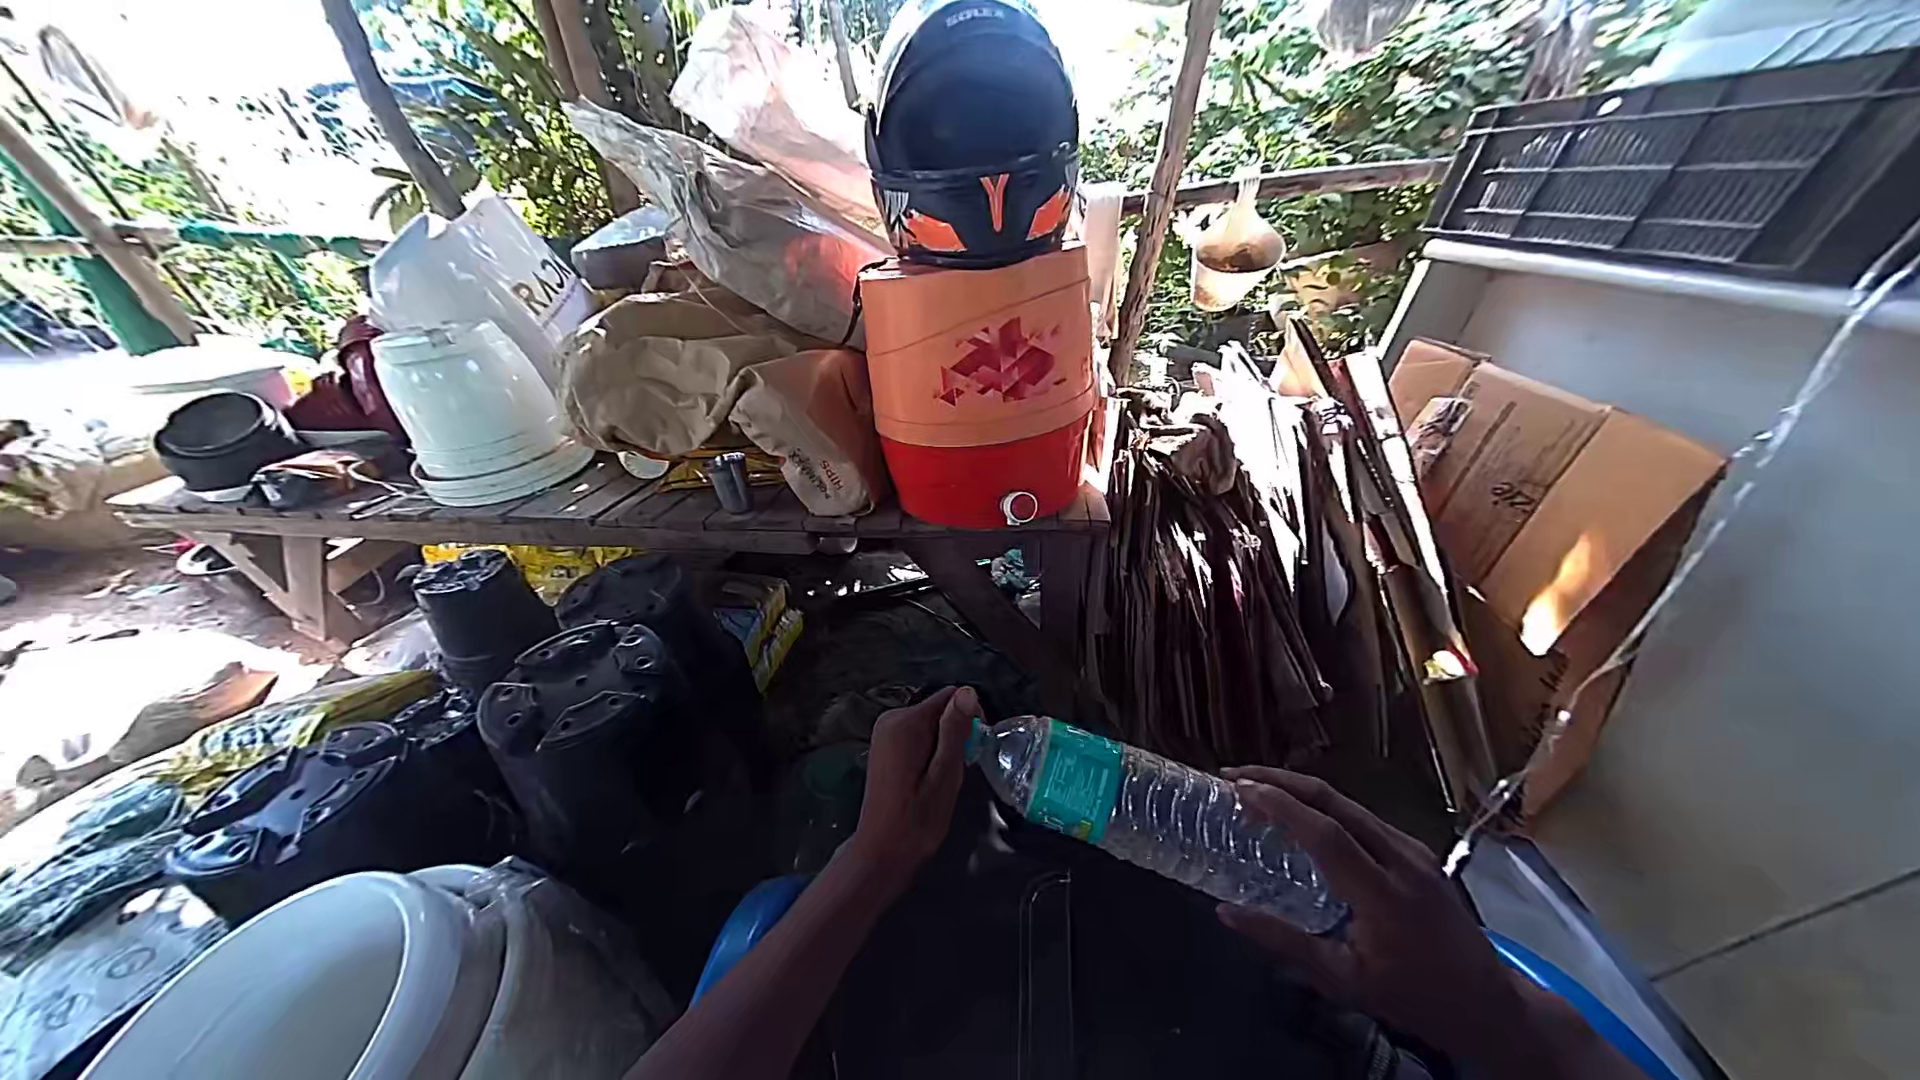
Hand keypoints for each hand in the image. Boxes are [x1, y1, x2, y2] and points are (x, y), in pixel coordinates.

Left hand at [843, 686, 978, 894]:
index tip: (975, 748)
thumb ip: (955, 730)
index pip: (950, 697)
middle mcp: (890, 719)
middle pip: (939, 709)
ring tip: (943, 777)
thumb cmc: (917, 820)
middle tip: (958, 769)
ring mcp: (884, 732)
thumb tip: (967, 691)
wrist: (882, 854)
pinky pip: (918, 735)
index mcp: (905, 722)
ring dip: (944, 744)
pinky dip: (930, 750)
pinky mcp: (884, 746)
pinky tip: (930, 777)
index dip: (970, 717)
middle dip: (956, 733)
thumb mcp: (945, 775)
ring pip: (930, 723)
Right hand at [1215, 767, 1552, 1075]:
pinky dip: (1318, 803)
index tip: (1239, 790)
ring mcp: (1412, 849)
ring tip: (1254, 790)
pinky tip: (1296, 812)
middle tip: (1235, 778)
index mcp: (1385, 894)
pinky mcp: (1415, 849)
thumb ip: (1284, 942)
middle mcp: (1401, 859)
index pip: (1325, 833)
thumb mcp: (1345, 981)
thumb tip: (1226, 914)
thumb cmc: (1417, 999)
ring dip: (1295, 788)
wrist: (1495, 1008)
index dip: (1279, 805)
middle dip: (1278, 780)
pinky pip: (1357, 813)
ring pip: (1345, 801)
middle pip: (1333, 800)